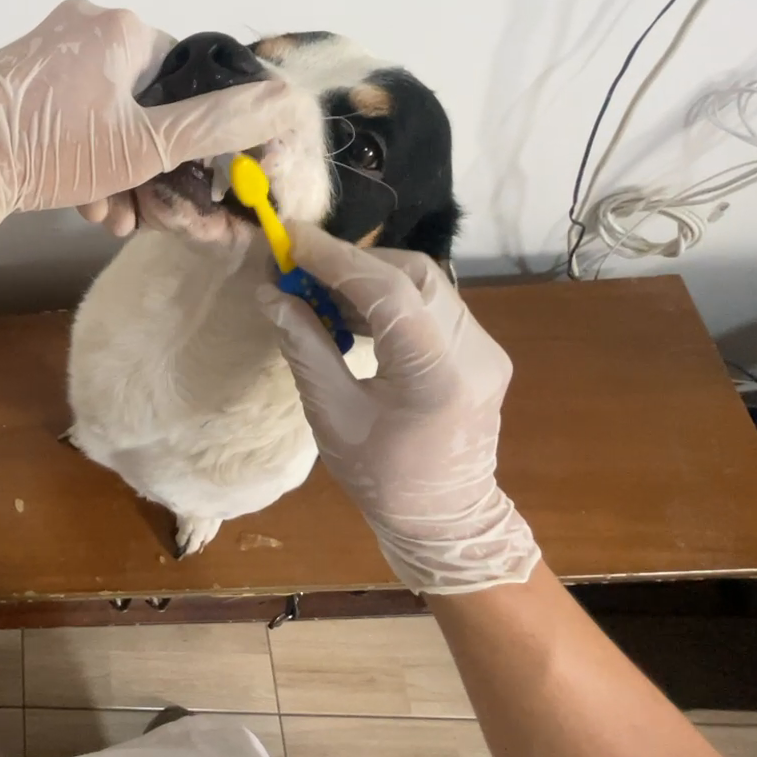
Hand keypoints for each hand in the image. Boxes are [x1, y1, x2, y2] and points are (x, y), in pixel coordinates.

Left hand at [0, 0, 298, 267]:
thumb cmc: (51, 150)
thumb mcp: (144, 147)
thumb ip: (215, 126)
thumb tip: (286, 101)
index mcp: (119, 27)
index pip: (178, 78)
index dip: (182, 135)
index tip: (175, 179)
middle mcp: (79, 27)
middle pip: (136, 104)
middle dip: (142, 167)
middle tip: (139, 211)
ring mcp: (40, 54)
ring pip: (98, 119)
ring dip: (111, 174)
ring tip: (108, 217)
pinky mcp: (11, 84)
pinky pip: (61, 119)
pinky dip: (75, 161)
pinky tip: (80, 204)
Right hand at [255, 224, 540, 593]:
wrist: (446, 517)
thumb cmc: (380, 477)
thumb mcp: (331, 415)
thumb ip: (305, 348)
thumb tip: (271, 296)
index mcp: (436, 375)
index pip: (389, 292)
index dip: (336, 258)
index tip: (291, 238)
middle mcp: (474, 350)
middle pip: (414, 275)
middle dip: (351, 260)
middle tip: (299, 264)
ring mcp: (485, 347)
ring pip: (426, 283)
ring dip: (367, 275)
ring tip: (317, 288)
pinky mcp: (480, 350)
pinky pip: (431, 304)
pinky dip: (386, 295)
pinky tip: (351, 310)